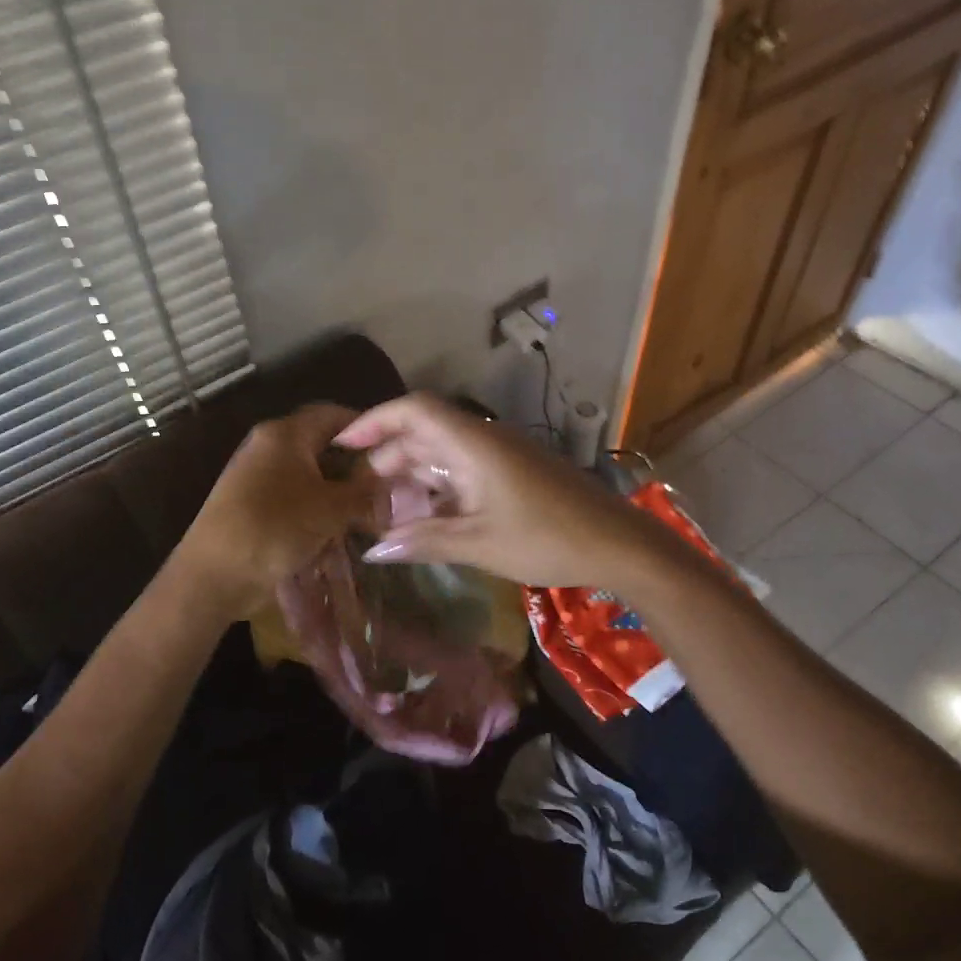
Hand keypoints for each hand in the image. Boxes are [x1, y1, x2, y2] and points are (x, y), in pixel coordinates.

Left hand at [175, 404, 382, 618]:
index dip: (367, 430)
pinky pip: (293, 497)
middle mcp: (268, 445)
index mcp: (285, 433)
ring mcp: (256, 475)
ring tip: (365, 516)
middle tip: (385, 490)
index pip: (334, 415)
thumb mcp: (332, 509)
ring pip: (309, 475)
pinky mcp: (251, 503)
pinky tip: (333, 534)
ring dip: (336, 494)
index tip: (394, 453)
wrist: (215, 575)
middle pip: (322, 445)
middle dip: (354, 468)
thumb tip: (391, 482)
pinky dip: (315, 510)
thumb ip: (366, 491)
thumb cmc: (276, 529)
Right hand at [334, 393, 673, 587]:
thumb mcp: (478, 544)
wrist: (618, 544)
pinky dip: (438, 488)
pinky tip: (427, 518)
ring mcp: (502, 456)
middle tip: (360, 495)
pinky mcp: (514, 474)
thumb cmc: (546, 538)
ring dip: (413, 476)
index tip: (342, 446)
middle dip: (388, 458)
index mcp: (474, 444)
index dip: (374, 421)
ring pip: (444, 453)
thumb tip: (371, 550)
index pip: (414, 410)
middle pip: (424, 432)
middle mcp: (484, 440)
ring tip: (387, 511)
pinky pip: (464, 470)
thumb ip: (422, 541)